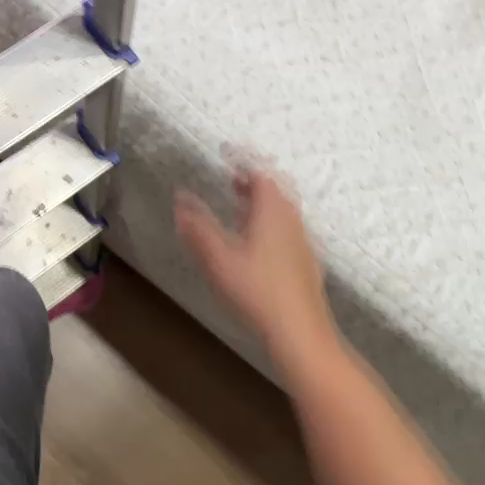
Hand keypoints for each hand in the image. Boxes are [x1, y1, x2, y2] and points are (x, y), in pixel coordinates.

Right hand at [175, 167, 339, 372]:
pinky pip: (286, 227)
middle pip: (276, 189)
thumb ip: (197, 226)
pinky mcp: (304, 263)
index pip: (260, 173)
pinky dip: (268, 220)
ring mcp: (302, 243)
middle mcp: (292, 221)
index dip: (243, 158)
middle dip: (252, 179)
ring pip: (282, 210)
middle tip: (231, 177)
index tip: (226, 150)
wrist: (301, 334)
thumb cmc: (257, 290)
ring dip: (260, 200)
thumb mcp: (218, 258)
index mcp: (272, 212)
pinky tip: (253, 240)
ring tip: (237, 204)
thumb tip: (179, 198)